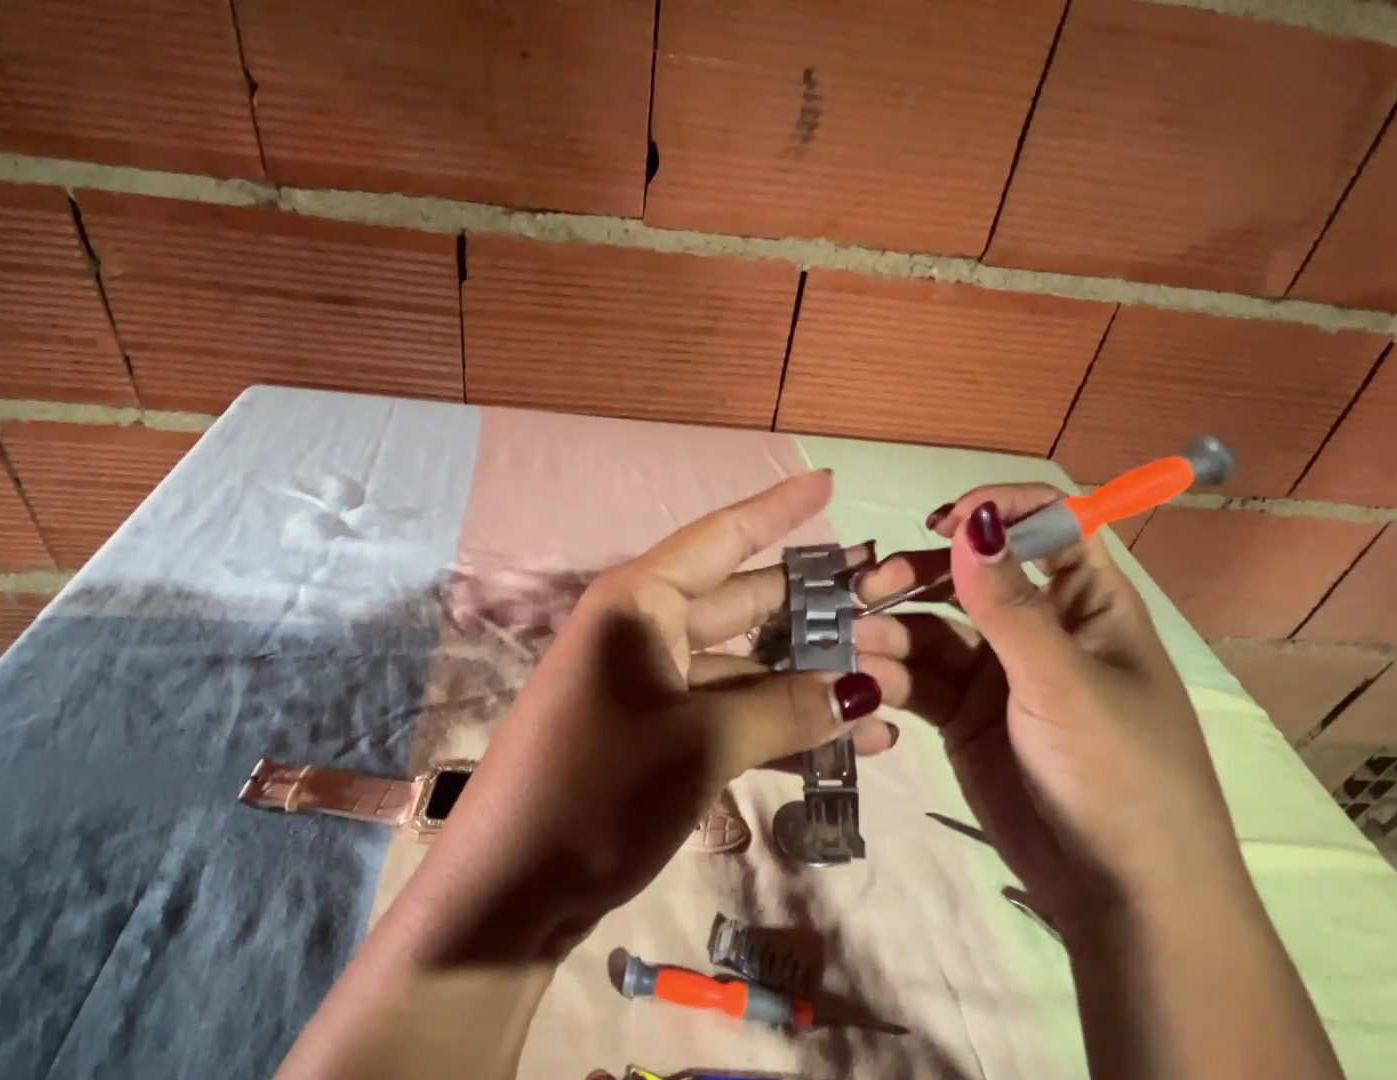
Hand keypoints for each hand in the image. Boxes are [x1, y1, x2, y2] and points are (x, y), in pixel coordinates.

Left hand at [402, 471, 901, 959]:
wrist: (508, 890)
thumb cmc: (598, 789)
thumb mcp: (702, 742)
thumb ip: (788, 709)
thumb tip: (865, 692)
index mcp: (639, 602)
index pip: (723, 538)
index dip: (780, 509)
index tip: (829, 482)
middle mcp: (644, 630)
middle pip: (744, 603)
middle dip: (815, 608)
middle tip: (885, 601)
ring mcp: (649, 686)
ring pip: (745, 667)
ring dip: (810, 682)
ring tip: (889, 690)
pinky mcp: (656, 737)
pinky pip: (730, 714)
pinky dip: (781, 727)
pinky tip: (847, 746)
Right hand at [854, 486, 1240, 918]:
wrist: (1123, 892)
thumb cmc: (1119, 772)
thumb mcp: (1064, 683)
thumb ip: (1009, 605)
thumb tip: (974, 521)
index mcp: (1089, 602)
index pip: (1049, 522)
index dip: (998, 510)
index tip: (943, 523)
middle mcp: (1040, 628)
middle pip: (971, 574)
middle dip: (919, 573)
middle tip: (867, 589)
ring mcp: (999, 674)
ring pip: (933, 628)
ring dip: (892, 630)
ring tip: (855, 645)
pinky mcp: (966, 718)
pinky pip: (920, 680)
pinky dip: (890, 676)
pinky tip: (867, 681)